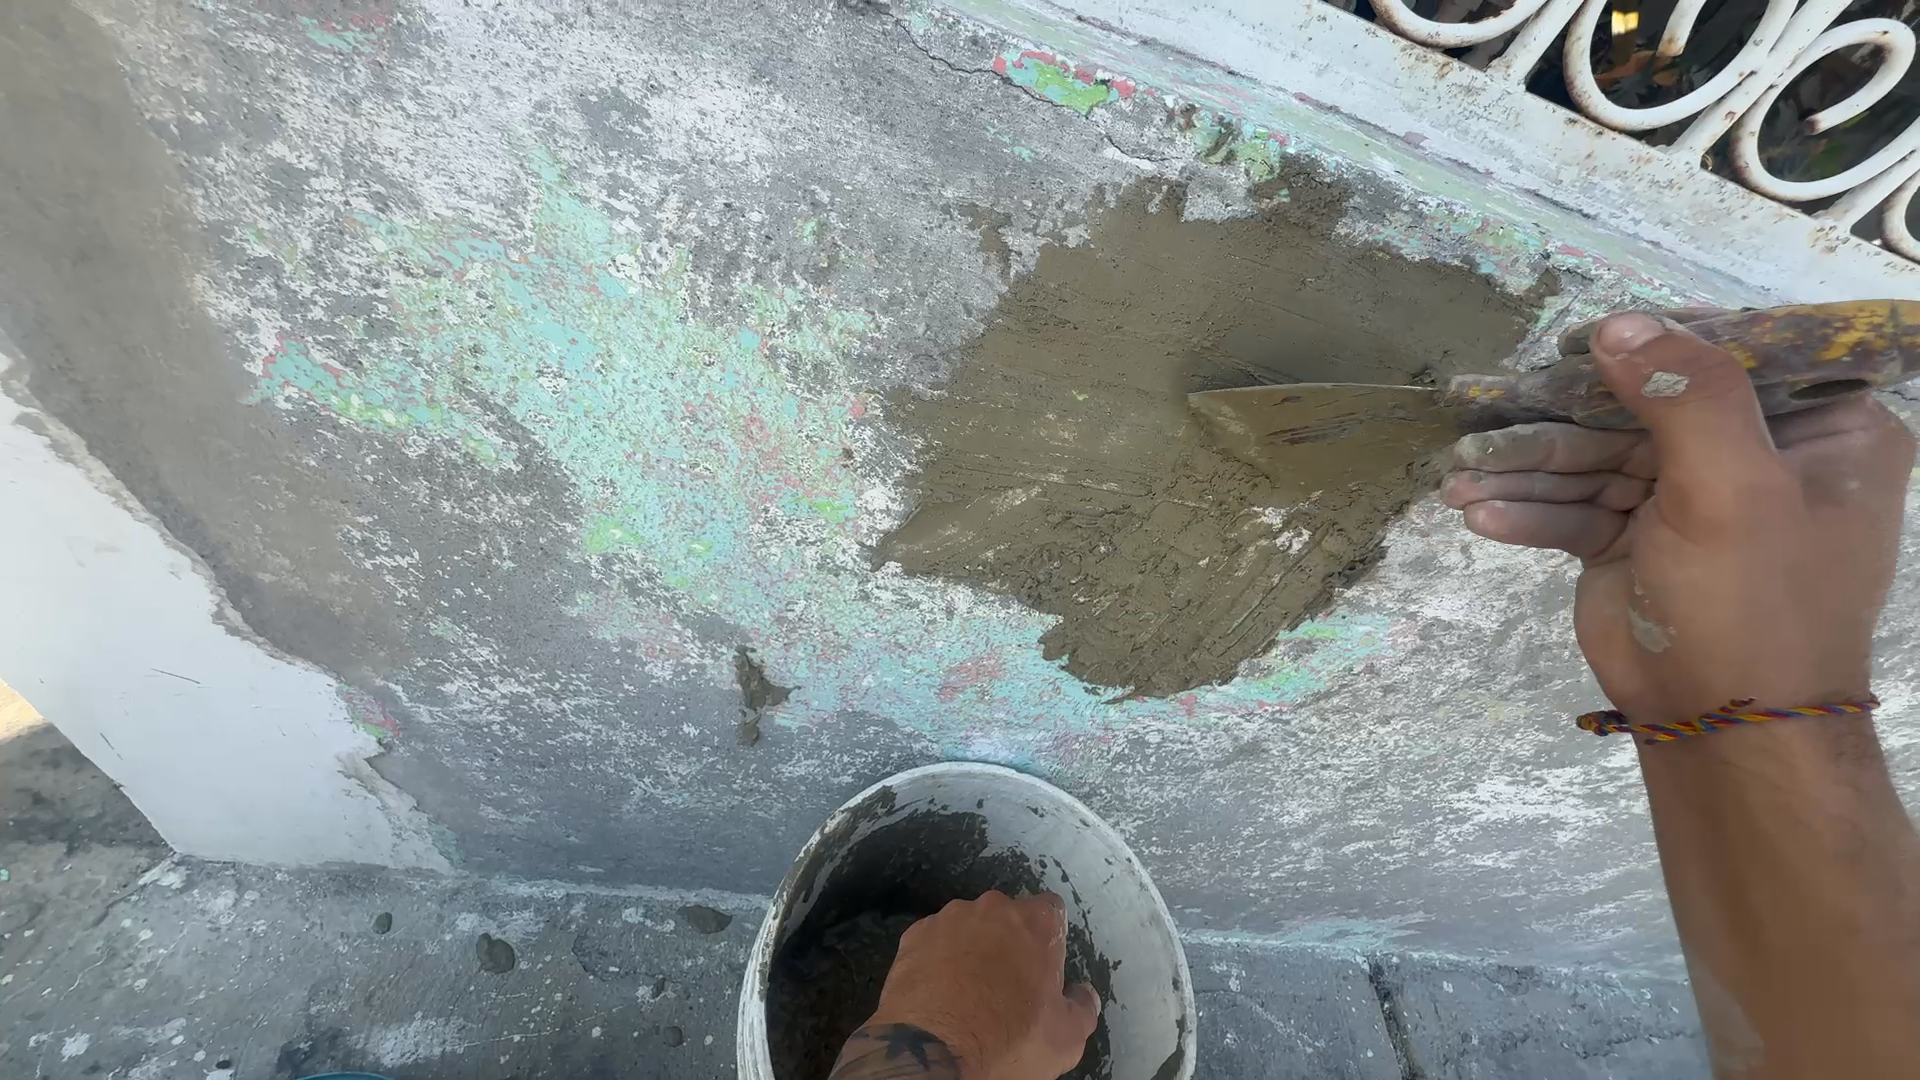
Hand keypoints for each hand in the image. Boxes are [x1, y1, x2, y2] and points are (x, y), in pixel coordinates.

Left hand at [848, 891, 1099, 1079]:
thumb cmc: (1010, 1040)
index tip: (1043, 968)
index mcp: (1035, 922)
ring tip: (968, 992)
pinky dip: (939, 959)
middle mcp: (993, 907)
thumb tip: (1083, 993)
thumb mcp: (1066, 1039)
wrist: (933, 1054)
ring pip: (969, 926)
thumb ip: (1082, 1008)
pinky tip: (939, 992)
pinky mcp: (915, 934)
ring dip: (972, 949)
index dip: (1050, 938)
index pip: (1052, 910)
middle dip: (1009, 943)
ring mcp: (949, 917)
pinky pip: (935, 941)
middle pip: (1008, 917)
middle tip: (1007, 986)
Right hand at [1441, 312, 1913, 722]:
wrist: (1712, 712)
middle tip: (1477, 420)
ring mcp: (1676, 499)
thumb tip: (1619, 323)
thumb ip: (1684, 398)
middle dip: (1550, 427)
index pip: (1728, 361)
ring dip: (1519, 474)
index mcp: (1813, 432)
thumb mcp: (1730, 490)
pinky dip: (1524, 515)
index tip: (1572, 345)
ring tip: (1454, 481)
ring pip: (1585, 465)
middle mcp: (1744, 456)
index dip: (1650, 347)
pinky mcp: (1623, 536)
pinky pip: (1568, 510)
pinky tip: (1479, 518)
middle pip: (1630, 415)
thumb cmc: (1748, 600)